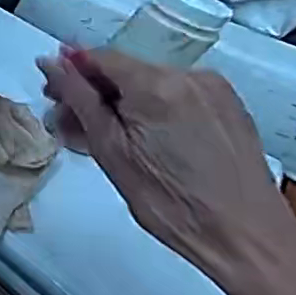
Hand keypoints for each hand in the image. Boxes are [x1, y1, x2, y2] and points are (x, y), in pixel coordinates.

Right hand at [36, 47, 295, 294]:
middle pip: (123, 70)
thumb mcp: (108, 147)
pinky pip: (173, 97)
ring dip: (117, 104)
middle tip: (68, 123)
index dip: (68, 72)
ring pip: (146, 85)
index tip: (50, 95)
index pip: (98, 57)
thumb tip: (50, 62)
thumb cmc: (167, 199)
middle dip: (90, 92)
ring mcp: (214, 91)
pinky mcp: (228, 109)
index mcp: (157, 83)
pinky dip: (146, 111)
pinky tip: (135, 140)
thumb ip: (77, 97)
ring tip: (100, 139)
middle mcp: (190, 76)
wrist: (245, 238)